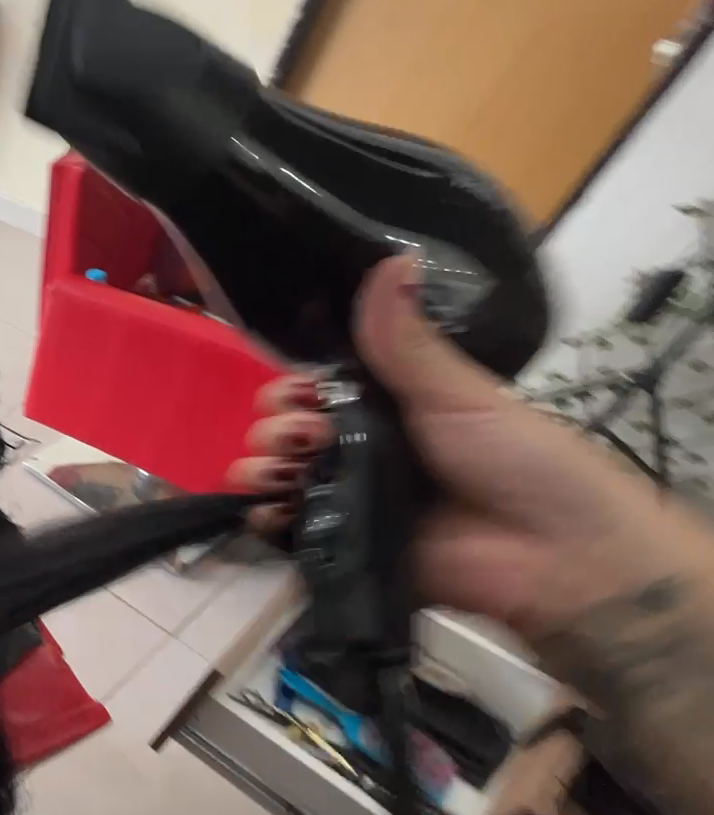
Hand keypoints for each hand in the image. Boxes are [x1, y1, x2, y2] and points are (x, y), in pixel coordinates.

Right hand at [230, 255, 680, 639]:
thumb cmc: (518, 463)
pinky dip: (264, 516)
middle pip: (273, 433)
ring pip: (262, 475)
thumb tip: (392, 259)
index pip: (303, 394)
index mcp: (377, 413)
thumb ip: (408, 342)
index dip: (289, 391)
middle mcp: (347, 452)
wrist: (552, 554)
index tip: (304, 394)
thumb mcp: (459, 395)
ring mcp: (335, 499)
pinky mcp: (327, 543)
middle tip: (311, 439)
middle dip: (275, 431)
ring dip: (262, 469)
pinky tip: (282, 509)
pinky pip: (270, 526)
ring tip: (295, 474)